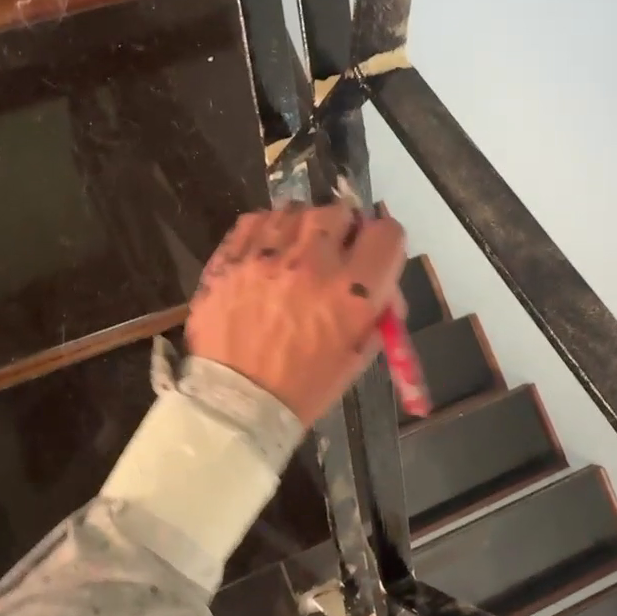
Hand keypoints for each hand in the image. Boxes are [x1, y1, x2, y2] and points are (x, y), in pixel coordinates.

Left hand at [186, 205, 406, 426]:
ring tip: (294, 251)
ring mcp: (266, 257)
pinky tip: (265, 251)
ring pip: (295, 210)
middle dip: (341, 229)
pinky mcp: (229, 259)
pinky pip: (254, 220)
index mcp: (352, 294)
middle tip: (331, 252)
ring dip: (302, 227)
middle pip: (339, 212)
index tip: (371, 252)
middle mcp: (312, 265)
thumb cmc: (303, 387)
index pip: (387, 233)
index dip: (383, 241)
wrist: (237, 405)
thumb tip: (380, 280)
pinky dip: (265, 229)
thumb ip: (374, 310)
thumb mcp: (358, 355)